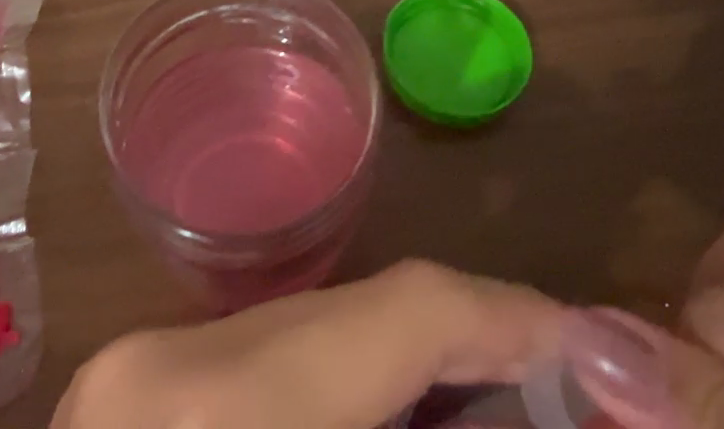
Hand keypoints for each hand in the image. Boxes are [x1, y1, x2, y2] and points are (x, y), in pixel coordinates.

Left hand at [51, 260, 566, 428]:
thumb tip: (521, 418)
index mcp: (226, 405)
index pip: (408, 305)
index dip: (519, 321)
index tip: (600, 359)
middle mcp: (170, 359)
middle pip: (361, 313)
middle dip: (473, 351)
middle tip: (557, 398)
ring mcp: (133, 371)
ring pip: (313, 335)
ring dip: (406, 373)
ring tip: (482, 415)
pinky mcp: (123, 393)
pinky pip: (262, 366)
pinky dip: (341, 390)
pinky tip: (386, 426)